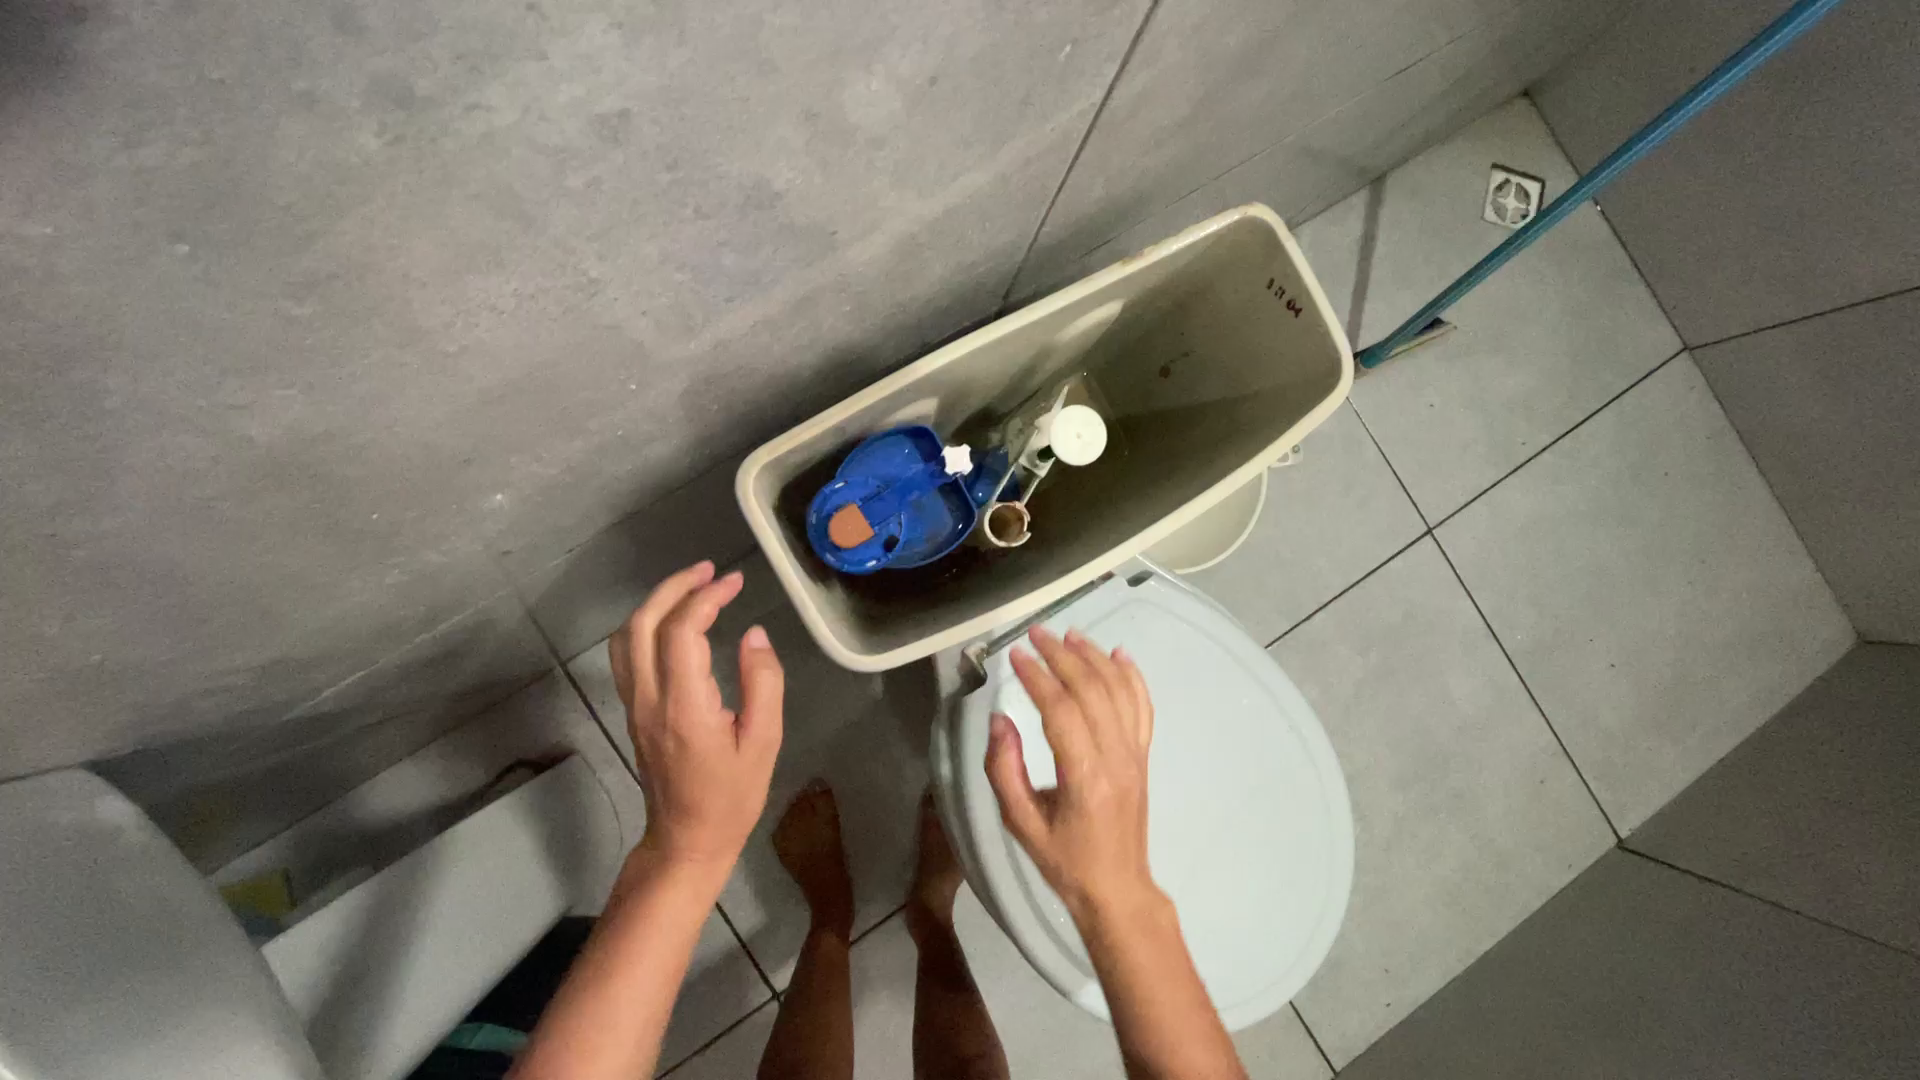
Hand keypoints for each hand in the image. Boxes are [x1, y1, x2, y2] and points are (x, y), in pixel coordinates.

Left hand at [609, 560, 784, 870]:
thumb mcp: (764, 742)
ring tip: (692, 586)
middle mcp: (650, 698)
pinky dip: (646, 624)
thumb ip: (763, 683)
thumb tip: (754, 635)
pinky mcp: (633, 710)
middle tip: (710, 572)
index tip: (734, 583)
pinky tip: (672, 621)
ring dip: (656, 603)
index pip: (682, 632)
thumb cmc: (732, 796)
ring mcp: (635, 704)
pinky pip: (626, 654)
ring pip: (626, 637)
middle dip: (675, 587)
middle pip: (643, 624)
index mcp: (685, 706)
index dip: (706, 598)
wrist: (686, 839)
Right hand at [984, 626, 1158, 922]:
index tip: (1015, 655)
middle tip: (1036, 634)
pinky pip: (1143, 707)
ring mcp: (1135, 755)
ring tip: (1069, 635)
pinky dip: (1132, 676)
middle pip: (1092, 691)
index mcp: (1084, 777)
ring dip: (1094, 657)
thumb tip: (999, 720)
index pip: (1060, 710)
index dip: (1037, 677)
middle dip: (1062, 656)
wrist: (1117, 888)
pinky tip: (1118, 654)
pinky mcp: (1144, 756)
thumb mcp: (1021, 824)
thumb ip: (1004, 770)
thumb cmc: (1064, 860)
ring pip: (1119, 691)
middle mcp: (1116, 758)